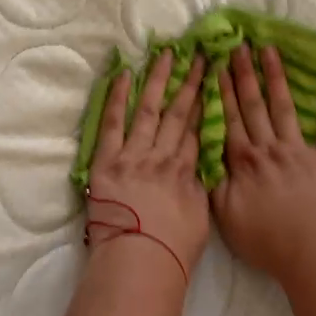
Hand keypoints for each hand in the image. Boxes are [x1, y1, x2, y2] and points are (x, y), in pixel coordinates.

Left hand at [85, 51, 210, 285]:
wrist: (140, 262)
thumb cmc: (172, 251)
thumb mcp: (199, 218)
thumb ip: (198, 187)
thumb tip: (200, 167)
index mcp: (185, 171)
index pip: (194, 129)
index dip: (202, 102)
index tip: (209, 78)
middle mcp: (162, 156)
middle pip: (178, 112)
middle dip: (189, 82)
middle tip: (198, 55)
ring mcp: (134, 155)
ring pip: (149, 108)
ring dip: (158, 79)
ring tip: (165, 53)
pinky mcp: (107, 160)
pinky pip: (113, 122)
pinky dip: (117, 97)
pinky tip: (123, 74)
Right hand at [211, 44, 315, 284]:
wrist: (312, 253)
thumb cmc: (266, 240)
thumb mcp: (225, 217)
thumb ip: (213, 183)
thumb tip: (202, 155)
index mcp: (242, 159)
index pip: (229, 117)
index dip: (222, 89)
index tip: (217, 62)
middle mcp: (268, 146)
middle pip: (253, 104)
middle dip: (244, 73)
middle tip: (239, 45)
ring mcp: (298, 150)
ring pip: (283, 106)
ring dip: (276, 76)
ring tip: (269, 49)